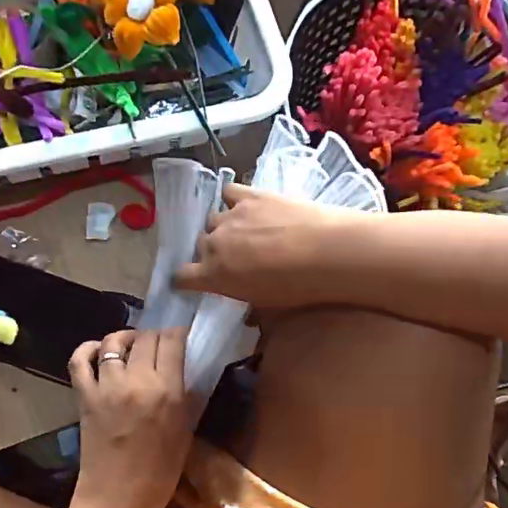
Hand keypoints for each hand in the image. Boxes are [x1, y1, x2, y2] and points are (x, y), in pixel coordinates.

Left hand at [66, 328, 194, 507]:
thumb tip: (185, 372)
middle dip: (156, 335)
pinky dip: (89, 349)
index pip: (172, 342)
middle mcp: (137, 381)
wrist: (118, 499)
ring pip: (114, 342)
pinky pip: (80, 360)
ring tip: (133, 345)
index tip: (182, 336)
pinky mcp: (84, 395)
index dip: (179, 333)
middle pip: (146, 338)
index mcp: (167, 390)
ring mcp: (106, 386)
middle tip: (160, 344)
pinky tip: (99, 351)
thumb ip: (186, 397)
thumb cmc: (160, 472)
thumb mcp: (185, 431)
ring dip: (127, 338)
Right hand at [175, 183, 361, 308]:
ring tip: (245, 232)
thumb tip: (250, 314)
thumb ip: (250, 306)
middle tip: (235, 259)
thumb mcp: (268, 305)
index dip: (186, 279)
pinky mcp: (250, 195)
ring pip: (214, 220)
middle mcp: (213, 244)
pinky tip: (247, 206)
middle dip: (212, 253)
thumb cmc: (298, 288)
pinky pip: (229, 193)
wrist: (326, 252)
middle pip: (201, 245)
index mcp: (213, 275)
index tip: (195, 281)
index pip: (181, 277)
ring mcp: (230, 217)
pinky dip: (234, 199)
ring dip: (224, 228)